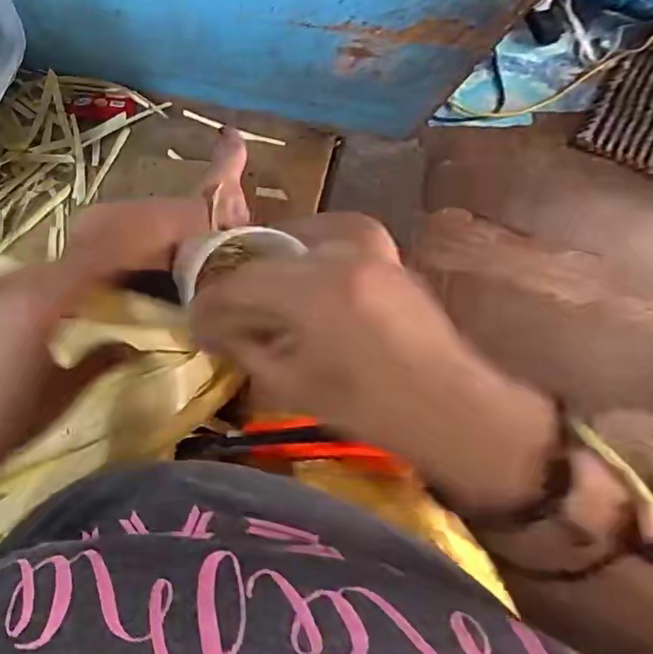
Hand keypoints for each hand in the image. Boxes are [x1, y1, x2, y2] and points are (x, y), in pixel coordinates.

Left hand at [0, 199, 208, 493]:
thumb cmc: (12, 420)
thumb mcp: (66, 390)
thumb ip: (103, 358)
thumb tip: (134, 343)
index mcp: (42, 298)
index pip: (100, 255)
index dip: (137, 240)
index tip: (170, 236)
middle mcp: (16, 282)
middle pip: (76, 252)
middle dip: (116, 248)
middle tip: (152, 256)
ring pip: (53, 264)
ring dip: (86, 263)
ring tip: (121, 272)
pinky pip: (31, 279)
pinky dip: (59, 279)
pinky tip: (74, 295)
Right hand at [188, 242, 555, 509]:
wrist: (458, 411)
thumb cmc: (370, 409)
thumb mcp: (290, 385)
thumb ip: (245, 347)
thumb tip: (215, 330)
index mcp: (312, 292)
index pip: (236, 284)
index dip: (207, 305)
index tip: (194, 325)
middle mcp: (338, 258)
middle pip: (260, 260)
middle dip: (233, 289)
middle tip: (218, 316)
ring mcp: (368, 251)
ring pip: (290, 246)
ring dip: (265, 271)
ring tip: (255, 301)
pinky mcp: (386, 256)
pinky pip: (328, 242)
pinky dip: (301, 257)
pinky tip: (294, 284)